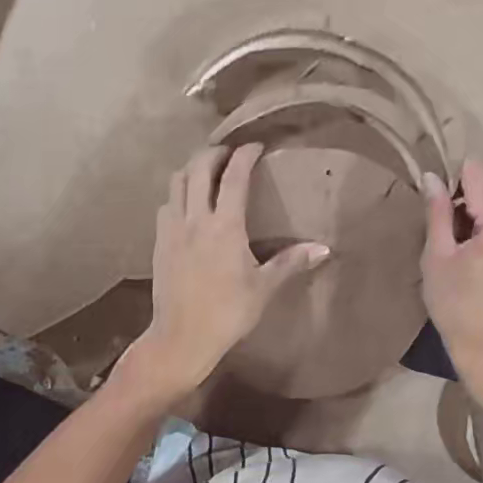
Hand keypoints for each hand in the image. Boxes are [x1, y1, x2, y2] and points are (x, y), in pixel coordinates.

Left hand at [118, 144, 330, 403]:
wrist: (181, 337)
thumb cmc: (227, 314)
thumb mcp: (263, 288)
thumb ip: (290, 263)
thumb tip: (323, 249)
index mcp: (224, 226)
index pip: (233, 176)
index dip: (245, 155)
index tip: (256, 146)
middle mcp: (194, 220)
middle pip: (197, 168)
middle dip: (213, 153)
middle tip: (228, 154)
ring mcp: (172, 231)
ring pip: (176, 183)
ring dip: (191, 170)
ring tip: (205, 173)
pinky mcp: (159, 244)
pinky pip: (166, 207)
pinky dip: (177, 195)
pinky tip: (186, 207)